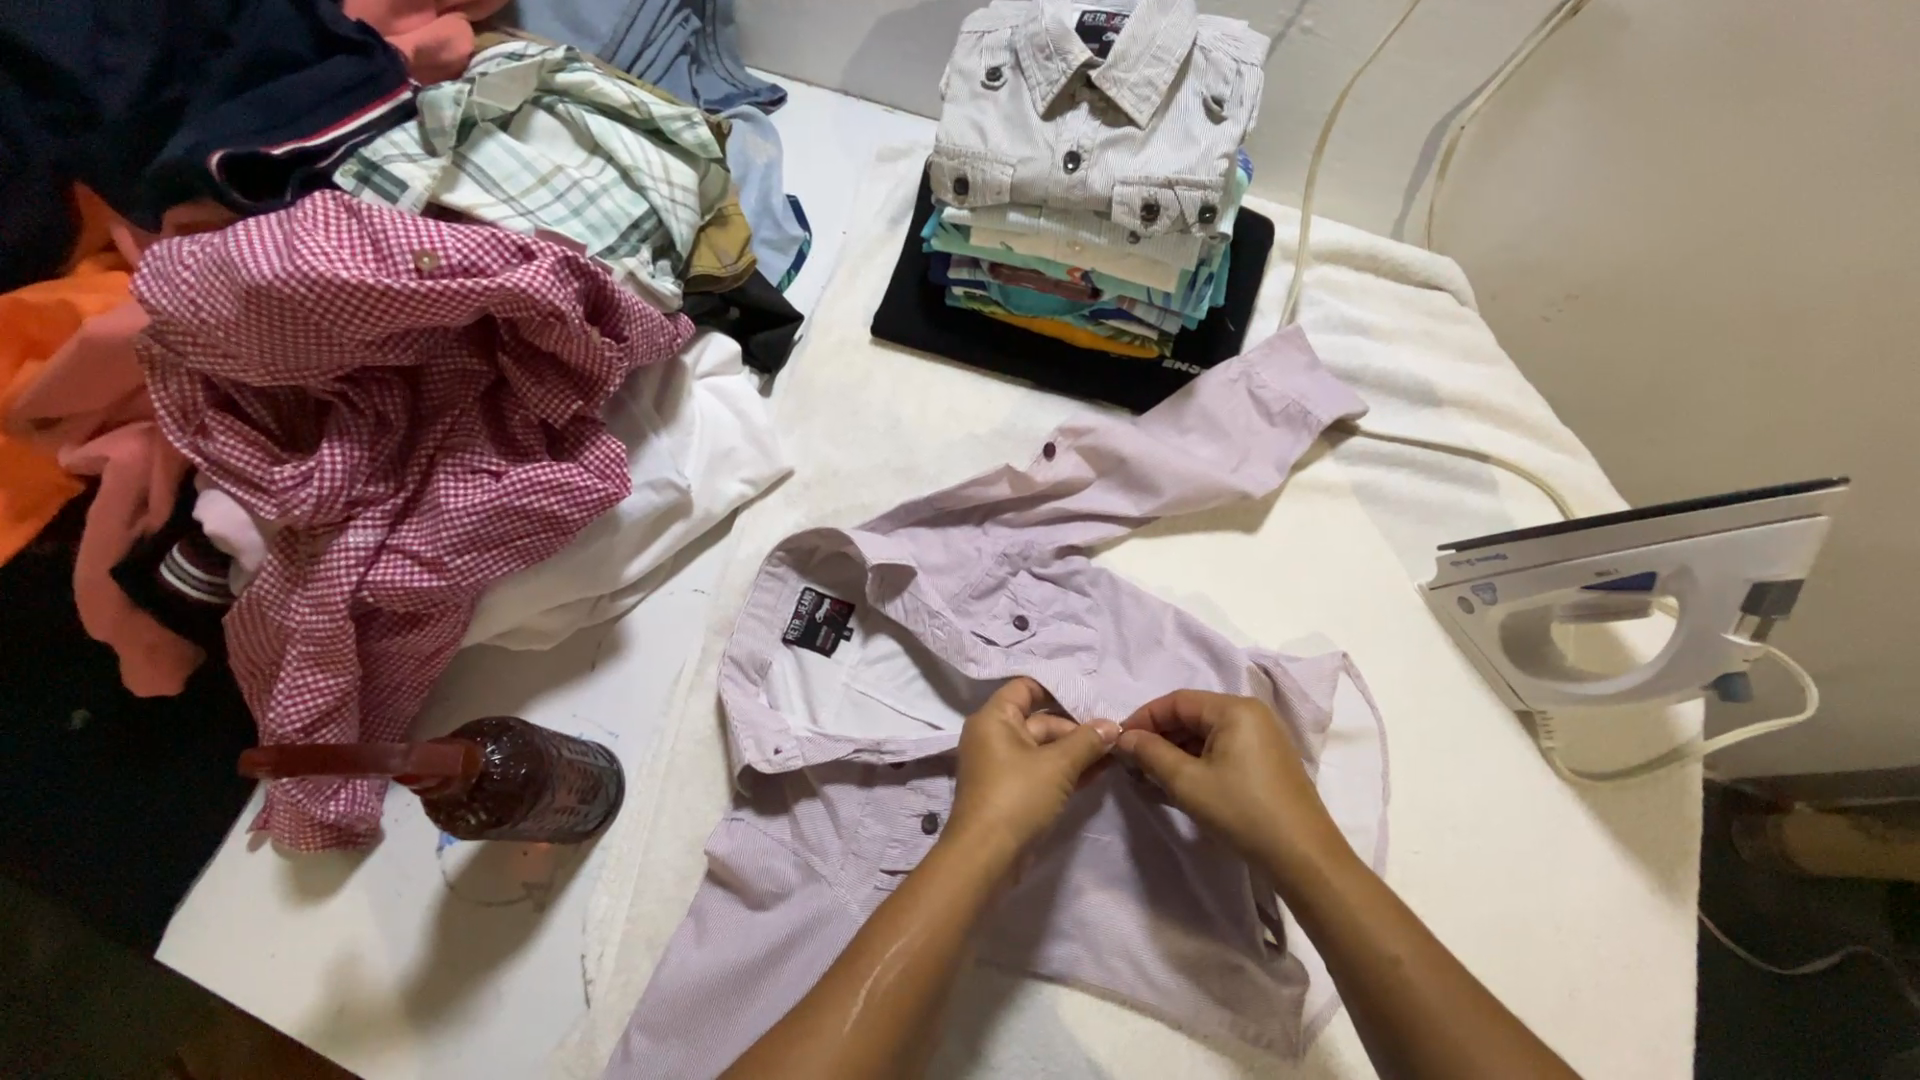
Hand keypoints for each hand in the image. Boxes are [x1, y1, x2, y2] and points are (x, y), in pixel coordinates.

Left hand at [946, 678, 1119, 865]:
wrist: (987, 857)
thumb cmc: (1017, 797)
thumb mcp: (1057, 765)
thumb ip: (1087, 741)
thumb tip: (1112, 726)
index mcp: (994, 719)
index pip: (1025, 688)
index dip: (1057, 689)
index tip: (1090, 697)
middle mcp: (994, 737)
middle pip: (1040, 720)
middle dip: (1076, 728)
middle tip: (1113, 735)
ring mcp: (1003, 766)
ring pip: (1044, 749)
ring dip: (1077, 750)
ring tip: (1115, 752)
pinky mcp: (1013, 792)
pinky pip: (1043, 771)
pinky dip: (1067, 770)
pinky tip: (1100, 771)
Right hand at [1116, 690, 1346, 877]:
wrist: (1304, 858)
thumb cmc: (1242, 812)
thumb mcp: (1187, 782)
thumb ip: (1150, 753)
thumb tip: (1123, 738)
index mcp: (1235, 709)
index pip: (1176, 701)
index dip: (1143, 719)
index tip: (1118, 743)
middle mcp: (1251, 714)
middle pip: (1192, 715)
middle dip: (1158, 737)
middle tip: (1131, 763)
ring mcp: (1262, 738)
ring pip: (1205, 734)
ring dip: (1175, 752)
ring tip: (1150, 778)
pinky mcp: (1266, 761)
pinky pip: (1222, 749)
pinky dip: (1197, 762)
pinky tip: (1178, 784)